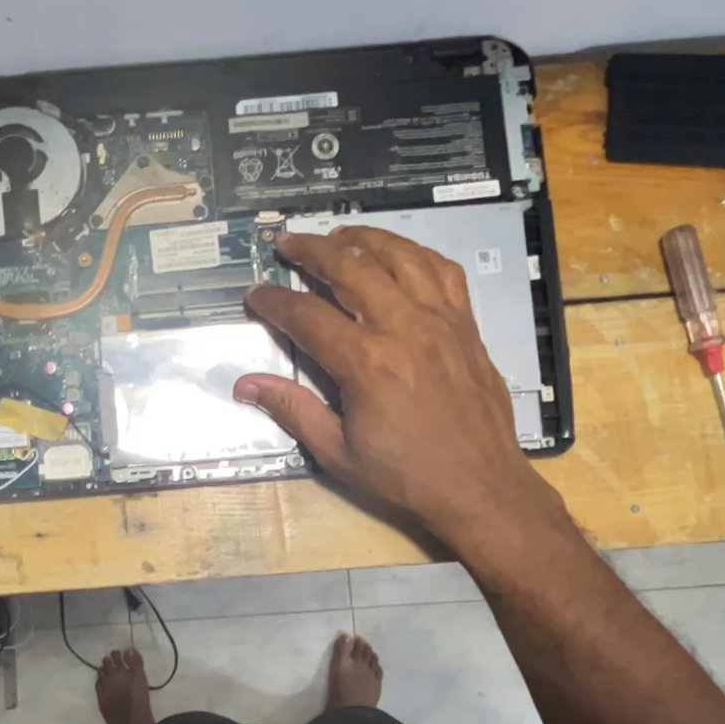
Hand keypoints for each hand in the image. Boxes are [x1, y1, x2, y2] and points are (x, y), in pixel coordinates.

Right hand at [236, 227, 572, 546]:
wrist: (479, 486)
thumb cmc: (405, 476)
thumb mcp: (338, 453)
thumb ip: (293, 409)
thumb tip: (245, 385)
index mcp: (366, 363)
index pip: (307, 316)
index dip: (274, 301)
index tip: (255, 294)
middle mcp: (403, 328)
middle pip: (351, 267)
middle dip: (312, 250)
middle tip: (288, 244)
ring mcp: (440, 320)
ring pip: (399, 256)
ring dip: (363, 239)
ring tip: (338, 237)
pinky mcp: (465, 324)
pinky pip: (442, 271)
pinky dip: (414, 254)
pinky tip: (397, 255)